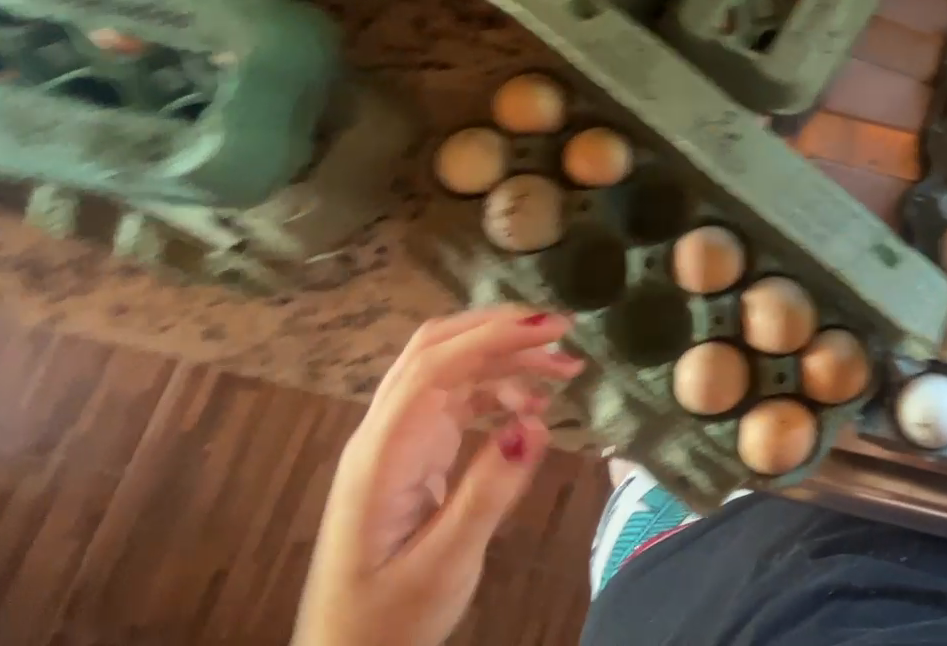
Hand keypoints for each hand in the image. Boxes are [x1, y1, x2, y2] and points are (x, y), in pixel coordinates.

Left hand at [294, 306, 584, 645]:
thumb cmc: (388, 624)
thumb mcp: (445, 565)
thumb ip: (487, 493)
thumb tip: (533, 423)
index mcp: (381, 456)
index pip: (432, 368)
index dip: (492, 336)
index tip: (554, 330)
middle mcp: (383, 436)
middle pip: (435, 351)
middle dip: (500, 330)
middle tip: (563, 333)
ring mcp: (395, 443)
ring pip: (450, 370)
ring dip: (506, 357)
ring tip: (565, 370)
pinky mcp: (412, 456)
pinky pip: (456, 399)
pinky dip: (498, 388)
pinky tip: (532, 407)